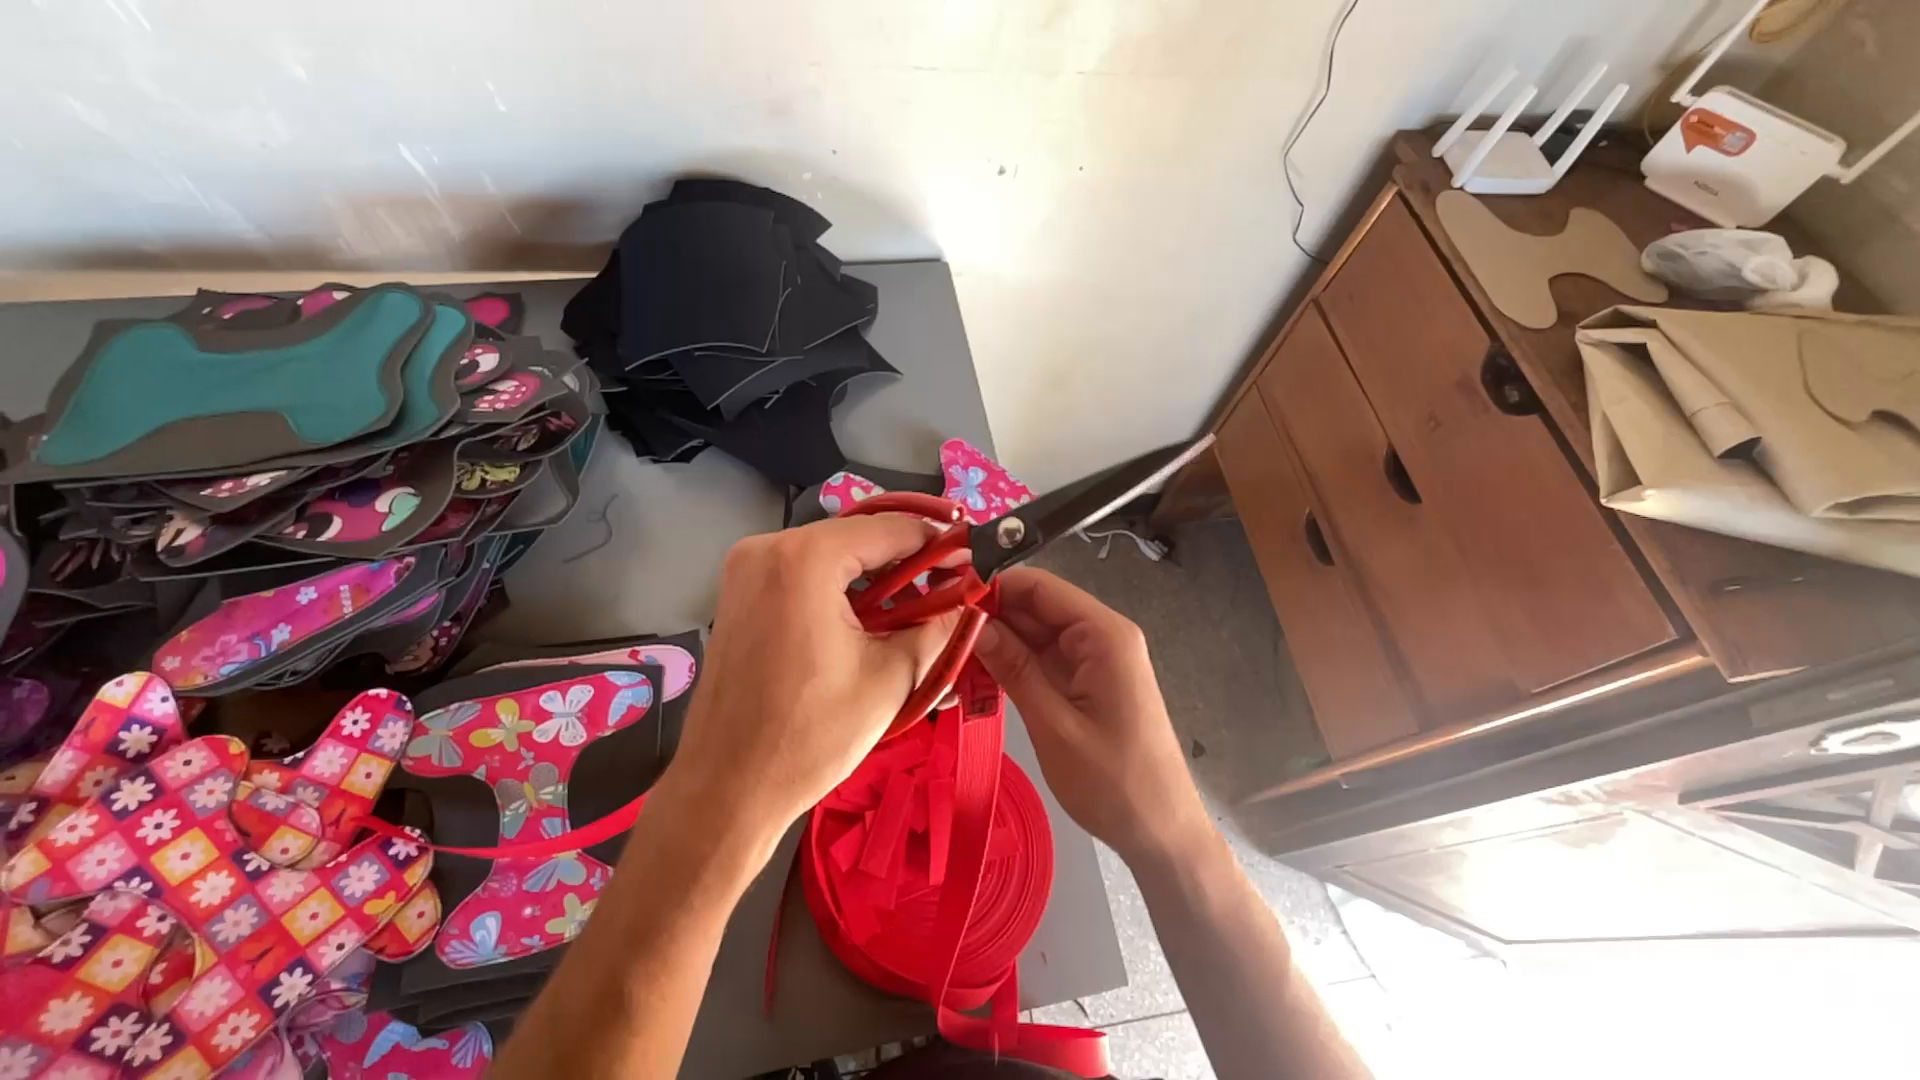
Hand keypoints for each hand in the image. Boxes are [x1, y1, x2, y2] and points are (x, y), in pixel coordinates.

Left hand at [661, 515, 958, 841]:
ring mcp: (745, 570)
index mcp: (804, 558)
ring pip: (830, 555)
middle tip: (947, 591)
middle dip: (905, 562)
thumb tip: (965, 601)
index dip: (937, 544)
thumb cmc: (810, 736)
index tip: (971, 563)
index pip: (889, 529)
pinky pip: (802, 574)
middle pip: (857, 537)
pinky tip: (868, 620)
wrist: (728, 788)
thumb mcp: (891, 678)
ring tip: (913, 612)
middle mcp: (767, 548)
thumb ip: (936, 627)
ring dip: (873, 577)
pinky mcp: (738, 595)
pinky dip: (839, 589)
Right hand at [973, 567, 1208, 865]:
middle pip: (1037, 607)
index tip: (944, 599)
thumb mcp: (1054, 725)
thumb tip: (973, 622)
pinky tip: (975, 675)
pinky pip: (1044, 660)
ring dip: (996, 642)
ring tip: (945, 653)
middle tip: (935, 632)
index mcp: (1104, 635)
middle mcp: (1103, 636)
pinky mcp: (1088, 683)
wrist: (1162, 832)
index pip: (1041, 587)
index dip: (994, 587)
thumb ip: (1014, 668)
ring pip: (1036, 634)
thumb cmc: (1114, 782)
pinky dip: (1012, 665)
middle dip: (989, 615)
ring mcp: (1096, 661)